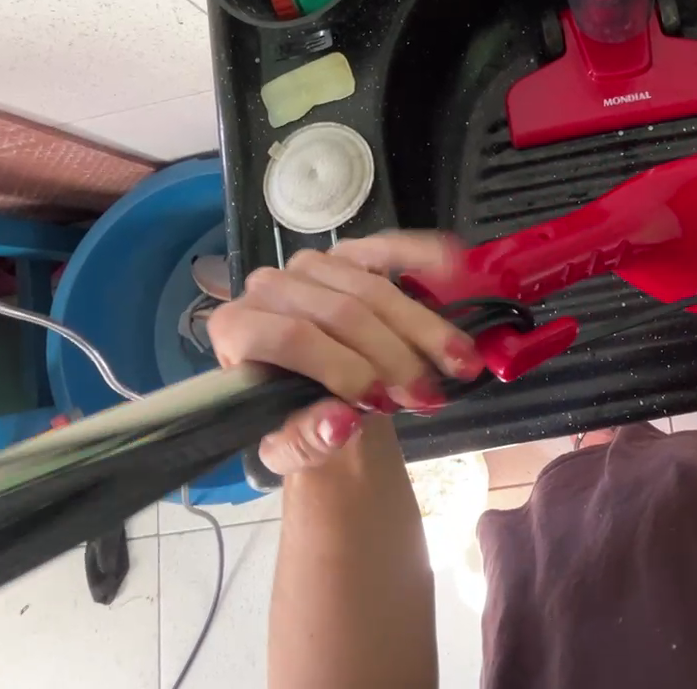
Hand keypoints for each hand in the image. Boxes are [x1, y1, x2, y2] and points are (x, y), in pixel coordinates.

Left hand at [205, 232, 483, 474]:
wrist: (316, 394)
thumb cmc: (294, 419)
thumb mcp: (290, 447)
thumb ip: (306, 441)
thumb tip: (343, 423)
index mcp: (238, 327)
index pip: (292, 338)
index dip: (342, 368)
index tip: (384, 404)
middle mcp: (269, 285)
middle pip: (341, 312)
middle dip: (394, 356)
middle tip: (430, 394)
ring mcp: (312, 264)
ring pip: (374, 288)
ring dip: (422, 327)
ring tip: (458, 362)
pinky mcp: (350, 253)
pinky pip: (389, 248)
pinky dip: (424, 257)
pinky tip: (456, 267)